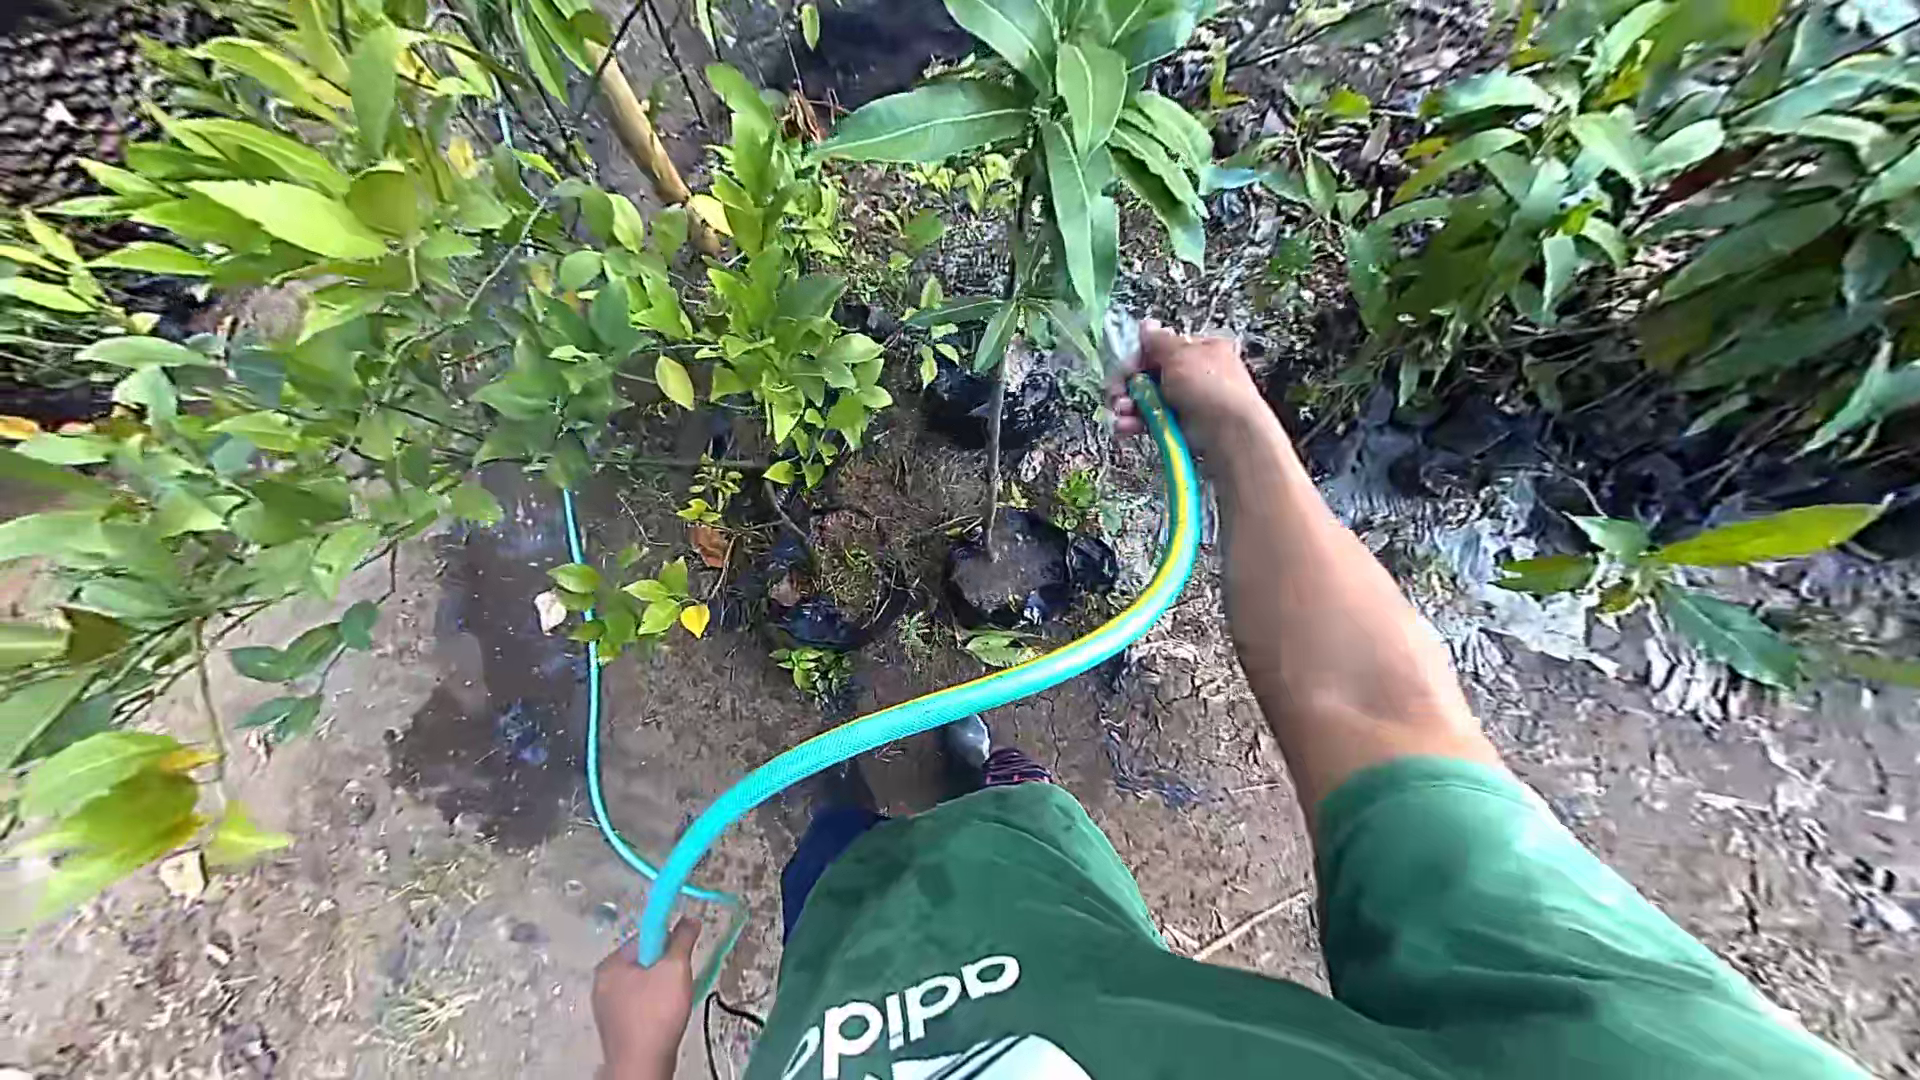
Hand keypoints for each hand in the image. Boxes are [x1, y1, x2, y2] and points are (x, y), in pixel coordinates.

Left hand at [593, 918, 700, 1079]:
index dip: (668, 941)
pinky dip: (656, 1000)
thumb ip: (683, 937)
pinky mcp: (618, 1024)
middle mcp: (603, 983)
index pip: (646, 935)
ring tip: (673, 997)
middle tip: (678, 976)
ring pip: (646, 979)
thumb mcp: (676, 966)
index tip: (680, 953)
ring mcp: (609, 1006)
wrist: (643, 1067)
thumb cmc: (656, 1013)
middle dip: (666, 963)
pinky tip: (665, 1012)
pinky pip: (642, 999)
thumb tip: (689, 918)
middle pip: (646, 957)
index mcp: (610, 965)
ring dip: (664, 982)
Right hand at [1104, 321, 1269, 457]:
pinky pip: (1150, 422)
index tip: (1124, 367)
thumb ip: (1158, 341)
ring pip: (1146, 401)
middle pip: (1149, 376)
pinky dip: (1135, 424)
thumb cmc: (1210, 386)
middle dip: (1128, 385)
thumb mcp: (1181, 354)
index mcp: (1201, 350)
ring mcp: (1186, 403)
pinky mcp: (1178, 427)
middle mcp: (1193, 375)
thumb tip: (1146, 326)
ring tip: (1120, 411)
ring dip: (1128, 405)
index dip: (1138, 357)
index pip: (1161, 349)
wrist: (1228, 433)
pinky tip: (1123, 426)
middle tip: (1116, 392)